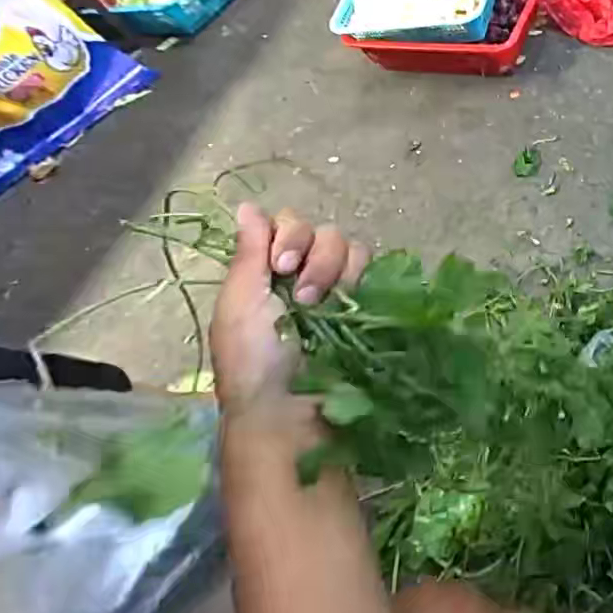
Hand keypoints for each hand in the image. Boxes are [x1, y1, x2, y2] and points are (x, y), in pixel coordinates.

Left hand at [209, 204, 368, 418]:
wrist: (293, 406)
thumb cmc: (254, 362)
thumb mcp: (238, 306)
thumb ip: (248, 254)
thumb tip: (248, 205)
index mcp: (269, 272)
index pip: (288, 225)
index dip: (288, 236)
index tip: (278, 268)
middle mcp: (305, 273)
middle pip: (322, 231)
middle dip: (312, 256)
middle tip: (300, 293)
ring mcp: (340, 287)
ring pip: (350, 246)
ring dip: (333, 268)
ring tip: (320, 304)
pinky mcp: (367, 301)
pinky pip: (373, 267)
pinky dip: (359, 276)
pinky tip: (345, 300)